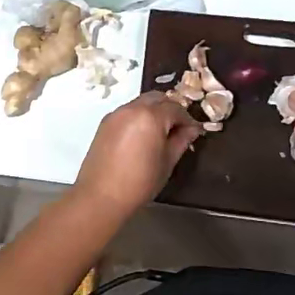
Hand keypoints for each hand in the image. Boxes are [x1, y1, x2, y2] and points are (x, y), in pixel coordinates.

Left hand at [70, 92, 203, 216]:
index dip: (188, 119)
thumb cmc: (140, 182)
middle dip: (171, 109)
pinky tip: (142, 136)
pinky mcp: (105, 123)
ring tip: (160, 133)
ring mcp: (116, 114)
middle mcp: (132, 108)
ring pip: (141, 102)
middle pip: (157, 98)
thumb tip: (192, 129)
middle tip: (178, 129)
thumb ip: (181, 140)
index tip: (194, 132)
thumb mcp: (167, 162)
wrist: (101, 196)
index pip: (176, 108)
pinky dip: (139, 116)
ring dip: (154, 111)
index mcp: (150, 116)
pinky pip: (128, 111)